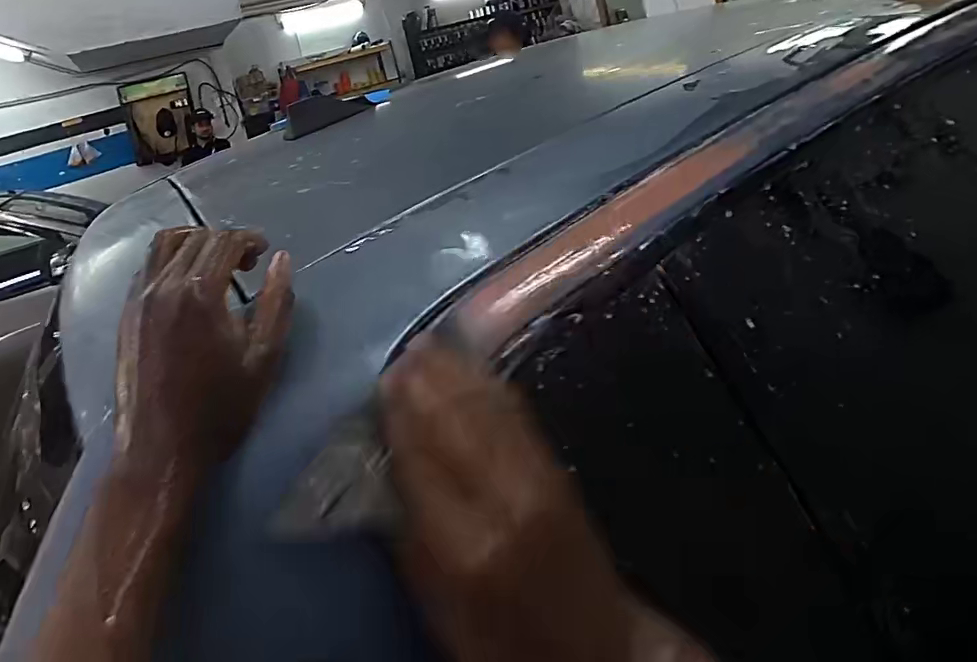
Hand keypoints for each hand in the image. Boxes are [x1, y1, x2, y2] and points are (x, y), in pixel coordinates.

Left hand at [114, 228, 294, 477]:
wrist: (160, 451)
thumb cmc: (218, 410)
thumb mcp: (263, 359)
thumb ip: (277, 303)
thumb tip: (281, 260)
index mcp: (200, 293)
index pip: (225, 242)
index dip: (250, 239)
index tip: (264, 251)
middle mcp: (165, 286)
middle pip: (197, 238)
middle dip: (227, 240)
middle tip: (247, 263)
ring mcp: (140, 298)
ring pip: (165, 244)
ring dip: (194, 241)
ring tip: (214, 261)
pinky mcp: (126, 313)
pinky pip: (147, 266)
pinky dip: (169, 258)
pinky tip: (184, 280)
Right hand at [381, 343, 711, 661]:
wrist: (595, 649)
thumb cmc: (499, 635)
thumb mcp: (436, 603)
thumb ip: (405, 532)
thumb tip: (381, 464)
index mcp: (466, 541)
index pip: (420, 457)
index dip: (398, 413)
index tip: (380, 381)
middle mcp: (504, 499)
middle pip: (455, 419)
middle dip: (425, 379)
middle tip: (401, 351)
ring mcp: (537, 477)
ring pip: (487, 406)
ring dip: (454, 370)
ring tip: (427, 344)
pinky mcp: (558, 466)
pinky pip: (517, 410)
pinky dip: (488, 381)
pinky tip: (470, 363)